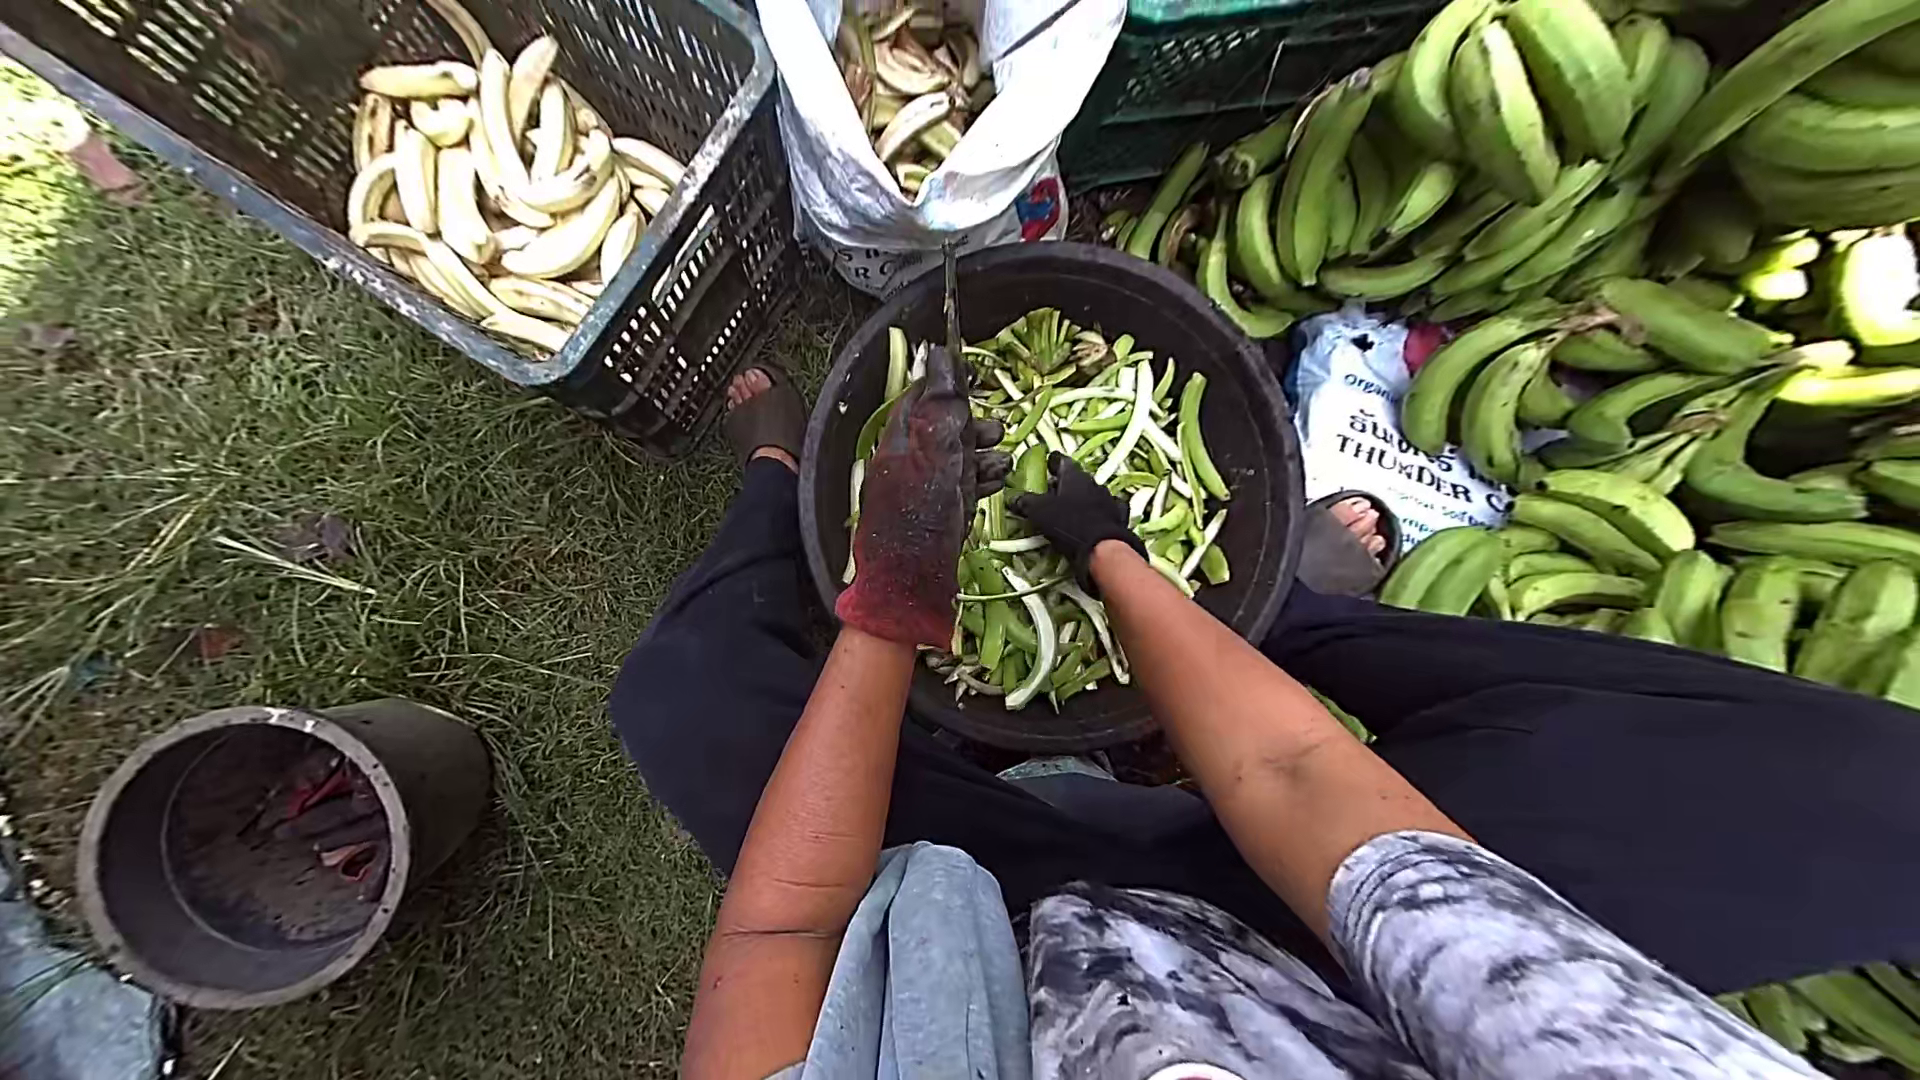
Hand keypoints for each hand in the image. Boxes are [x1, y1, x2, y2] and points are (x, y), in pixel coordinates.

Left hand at [835, 345, 1010, 646]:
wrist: (911, 582)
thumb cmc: (922, 515)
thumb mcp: (935, 454)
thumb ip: (940, 409)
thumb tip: (941, 358)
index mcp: (897, 443)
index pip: (917, 399)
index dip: (944, 386)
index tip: (971, 380)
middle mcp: (905, 463)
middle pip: (940, 430)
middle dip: (971, 426)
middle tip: (996, 430)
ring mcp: (919, 490)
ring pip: (954, 460)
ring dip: (982, 455)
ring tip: (1002, 459)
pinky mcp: (934, 513)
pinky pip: (959, 486)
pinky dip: (980, 481)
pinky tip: (997, 481)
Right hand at [1010, 453, 1147, 593]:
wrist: (1101, 548)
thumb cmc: (1067, 523)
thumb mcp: (1039, 512)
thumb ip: (1025, 502)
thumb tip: (1012, 498)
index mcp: (1074, 476)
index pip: (1062, 461)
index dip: (1053, 462)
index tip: (1048, 462)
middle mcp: (1093, 483)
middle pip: (1077, 479)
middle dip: (1065, 483)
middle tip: (1053, 490)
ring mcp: (1109, 500)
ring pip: (1093, 494)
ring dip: (1082, 498)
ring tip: (1071, 508)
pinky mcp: (1119, 518)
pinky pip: (1108, 510)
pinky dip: (1099, 513)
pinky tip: (1095, 519)